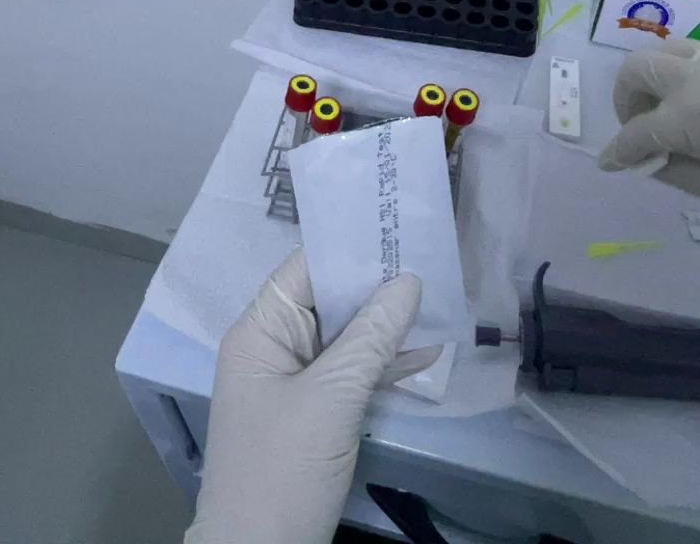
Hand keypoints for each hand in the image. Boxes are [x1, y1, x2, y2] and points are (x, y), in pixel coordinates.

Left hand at [184, 248, 440, 543]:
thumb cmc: (283, 469)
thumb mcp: (331, 399)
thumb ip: (370, 338)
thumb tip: (409, 281)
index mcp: (262, 330)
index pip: (306, 269)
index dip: (350, 248)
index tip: (397, 229)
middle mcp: (277, 345)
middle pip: (330, 299)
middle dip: (378, 284)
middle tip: (430, 258)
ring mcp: (297, 378)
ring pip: (347, 334)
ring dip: (388, 323)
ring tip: (437, 298)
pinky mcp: (317, 408)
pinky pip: (353, 369)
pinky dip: (385, 361)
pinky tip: (427, 350)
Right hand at [596, 39, 699, 270]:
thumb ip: (670, 167)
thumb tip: (646, 157)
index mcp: (689, 111)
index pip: (637, 130)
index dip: (618, 151)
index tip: (609, 164)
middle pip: (642, 67)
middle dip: (626, 96)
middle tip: (637, 125)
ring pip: (677, 51)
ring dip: (660, 77)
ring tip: (671, 111)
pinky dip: (697, 80)